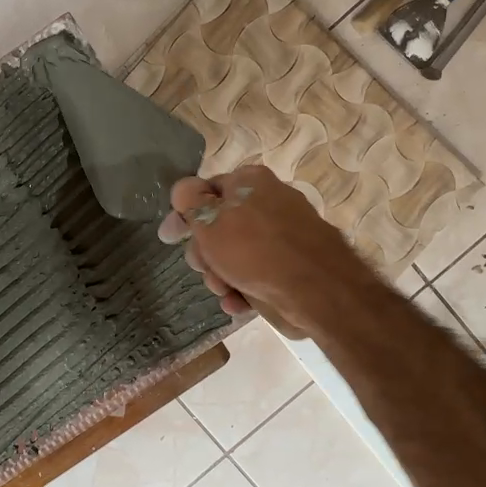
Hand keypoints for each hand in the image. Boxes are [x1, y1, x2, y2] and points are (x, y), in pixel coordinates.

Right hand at [157, 165, 372, 335]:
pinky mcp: (291, 267)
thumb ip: (189, 199)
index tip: (170, 238)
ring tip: (225, 290)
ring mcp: (282, 237)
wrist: (315, 292)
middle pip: (216, 227)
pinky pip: (254, 274)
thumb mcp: (209, 219)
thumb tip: (184, 189)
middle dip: (205, 253)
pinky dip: (242, 289)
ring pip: (232, 255)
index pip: (204, 191)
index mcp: (250, 183)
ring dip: (220, 276)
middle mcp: (268, 203)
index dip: (184, 214)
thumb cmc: (254, 250)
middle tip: (205, 266)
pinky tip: (238, 303)